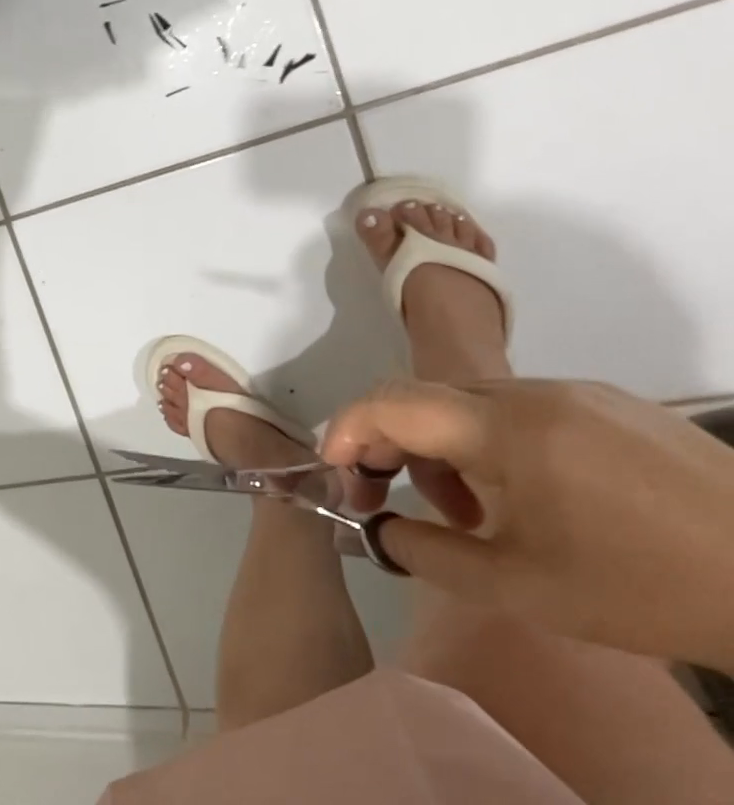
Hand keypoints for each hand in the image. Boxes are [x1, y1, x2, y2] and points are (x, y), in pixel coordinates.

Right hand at [323, 378, 733, 669]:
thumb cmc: (644, 587)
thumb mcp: (514, 587)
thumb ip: (421, 550)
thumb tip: (379, 526)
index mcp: (507, 428)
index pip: (389, 402)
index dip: (345, 431)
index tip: (336, 476)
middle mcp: (537, 393)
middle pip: (424, 398)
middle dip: (388, 444)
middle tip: (385, 498)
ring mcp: (583, 395)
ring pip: (471, 402)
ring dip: (441, 447)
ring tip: (467, 511)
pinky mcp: (620, 407)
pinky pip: (522, 409)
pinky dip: (491, 443)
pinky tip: (525, 496)